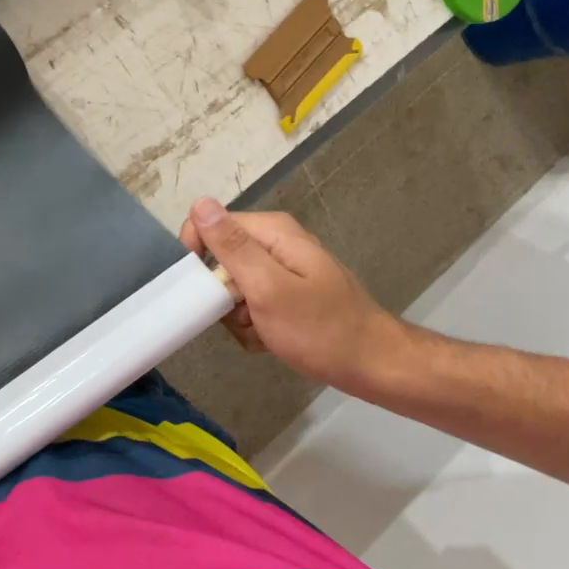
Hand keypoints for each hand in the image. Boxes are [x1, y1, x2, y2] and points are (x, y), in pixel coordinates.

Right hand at [179, 198, 405, 390]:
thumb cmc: (320, 329)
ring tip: (264, 332)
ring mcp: (282, 272)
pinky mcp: (286, 296)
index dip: (198, 255)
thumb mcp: (268, 288)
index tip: (202, 290)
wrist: (370, 365)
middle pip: (220, 262)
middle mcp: (276, 244)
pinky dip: (255, 327)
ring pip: (233, 290)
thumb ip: (232, 247)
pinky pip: (251, 307)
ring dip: (239, 317)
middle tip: (248, 315)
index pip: (210, 225)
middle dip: (224, 296)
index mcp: (272, 232)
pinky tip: (271, 339)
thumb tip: (200, 203)